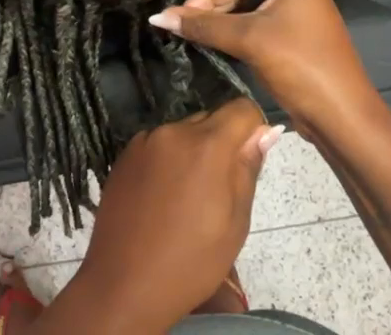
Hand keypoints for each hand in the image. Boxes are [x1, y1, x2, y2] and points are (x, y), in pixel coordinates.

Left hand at [50, 99, 282, 331]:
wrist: (125, 282)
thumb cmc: (192, 261)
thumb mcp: (235, 222)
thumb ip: (248, 168)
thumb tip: (265, 130)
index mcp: (206, 146)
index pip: (240, 109)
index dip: (253, 128)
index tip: (250, 158)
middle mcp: (173, 131)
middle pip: (210, 119)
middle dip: (222, 143)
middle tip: (219, 189)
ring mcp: (144, 140)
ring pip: (182, 133)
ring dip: (193, 152)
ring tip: (188, 197)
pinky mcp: (124, 154)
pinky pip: (158, 145)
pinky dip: (167, 160)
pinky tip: (162, 197)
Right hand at [149, 0, 377, 133]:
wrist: (341, 117)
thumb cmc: (299, 66)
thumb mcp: (248, 41)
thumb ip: (204, 25)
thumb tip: (158, 16)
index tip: (179, 16)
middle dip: (212, 10)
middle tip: (182, 28)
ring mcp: (297, 17)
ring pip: (247, 13)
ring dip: (221, 25)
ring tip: (191, 37)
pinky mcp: (293, 41)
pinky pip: (257, 30)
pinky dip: (235, 37)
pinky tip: (213, 47)